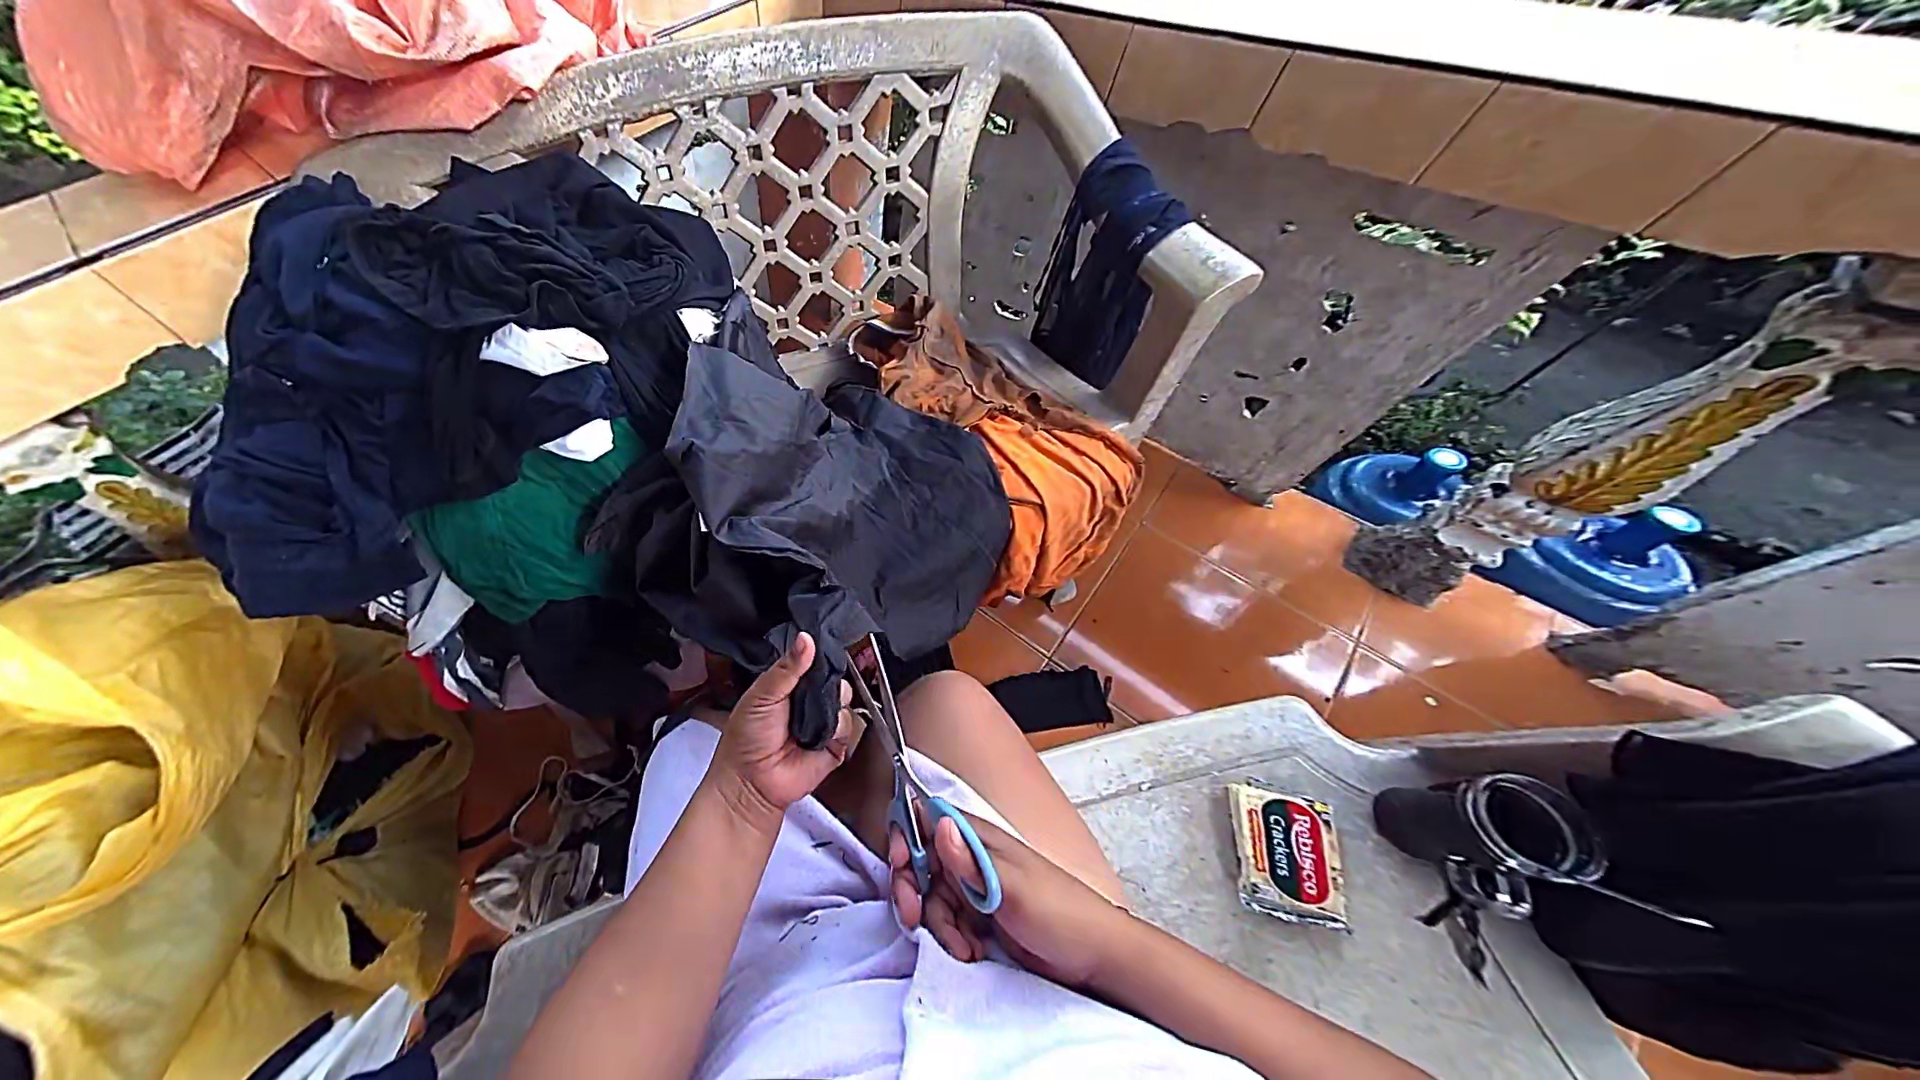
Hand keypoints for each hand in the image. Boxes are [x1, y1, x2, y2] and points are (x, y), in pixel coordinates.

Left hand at [709, 633, 854, 832]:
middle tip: (813, 692)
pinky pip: (850, 727)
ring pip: (846, 701)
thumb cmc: (746, 738)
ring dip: (832, 707)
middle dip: (830, 683)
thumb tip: (805, 639)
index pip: (816, 662)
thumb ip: (786, 667)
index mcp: (792, 684)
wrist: (750, 781)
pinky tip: (820, 735)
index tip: (823, 652)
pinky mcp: (836, 744)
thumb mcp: (762, 694)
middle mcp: (811, 701)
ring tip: (811, 719)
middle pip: (836, 679)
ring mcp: (824, 722)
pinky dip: (838, 729)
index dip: (821, 657)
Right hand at [891, 809, 1132, 988]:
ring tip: (965, 946)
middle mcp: (971, 855)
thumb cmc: (1059, 913)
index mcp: (977, 836)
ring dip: (937, 924)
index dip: (906, 836)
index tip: (903, 865)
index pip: (926, 819)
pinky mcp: (978, 914)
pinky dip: (951, 937)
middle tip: (914, 917)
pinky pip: (946, 921)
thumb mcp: (1013, 889)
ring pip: (930, 896)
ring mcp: (974, 885)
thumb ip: (972, 860)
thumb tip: (939, 823)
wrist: (1092, 956)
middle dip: (912, 889)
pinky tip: (972, 951)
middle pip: (920, 861)